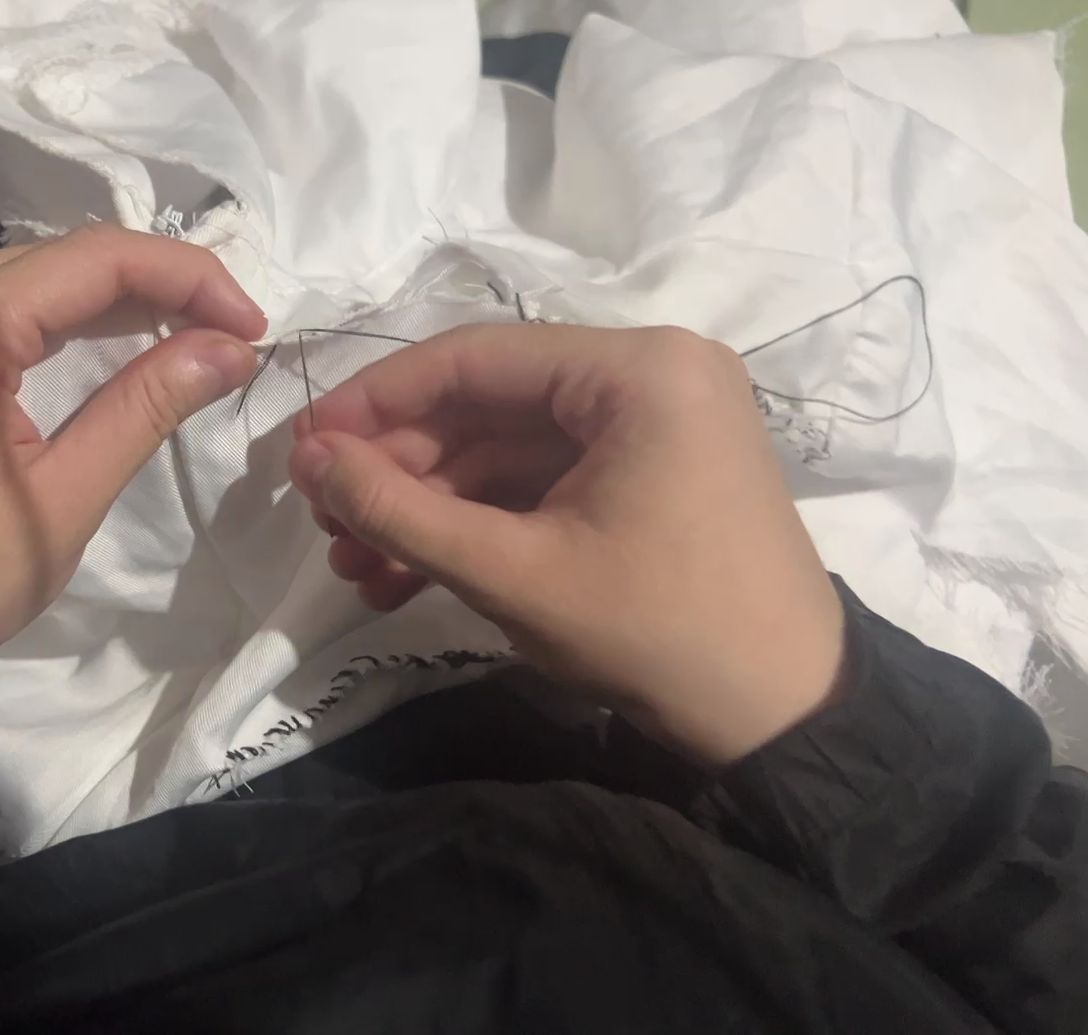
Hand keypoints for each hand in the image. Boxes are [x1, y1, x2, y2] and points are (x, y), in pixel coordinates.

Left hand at [0, 225, 265, 728]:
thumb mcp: (64, 501)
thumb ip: (146, 407)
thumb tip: (230, 349)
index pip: (91, 261)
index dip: (187, 277)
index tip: (249, 323)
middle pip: (52, 262)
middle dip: (151, 286)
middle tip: (225, 330)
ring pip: (15, 284)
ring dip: (102, 304)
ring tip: (182, 333)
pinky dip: (47, 326)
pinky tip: (99, 347)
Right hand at [287, 324, 843, 765]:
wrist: (783, 727)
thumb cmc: (656, 633)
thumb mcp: (509, 571)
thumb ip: (395, 509)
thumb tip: (305, 459)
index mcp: (635, 371)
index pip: (470, 359)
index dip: (373, 400)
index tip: (304, 446)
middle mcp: (638, 380)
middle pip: (476, 408)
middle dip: (392, 470)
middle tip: (324, 521)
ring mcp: (634, 432)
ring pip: (488, 453)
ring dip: (416, 508)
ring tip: (350, 563)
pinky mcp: (624, 479)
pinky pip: (521, 487)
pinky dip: (461, 526)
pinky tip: (397, 576)